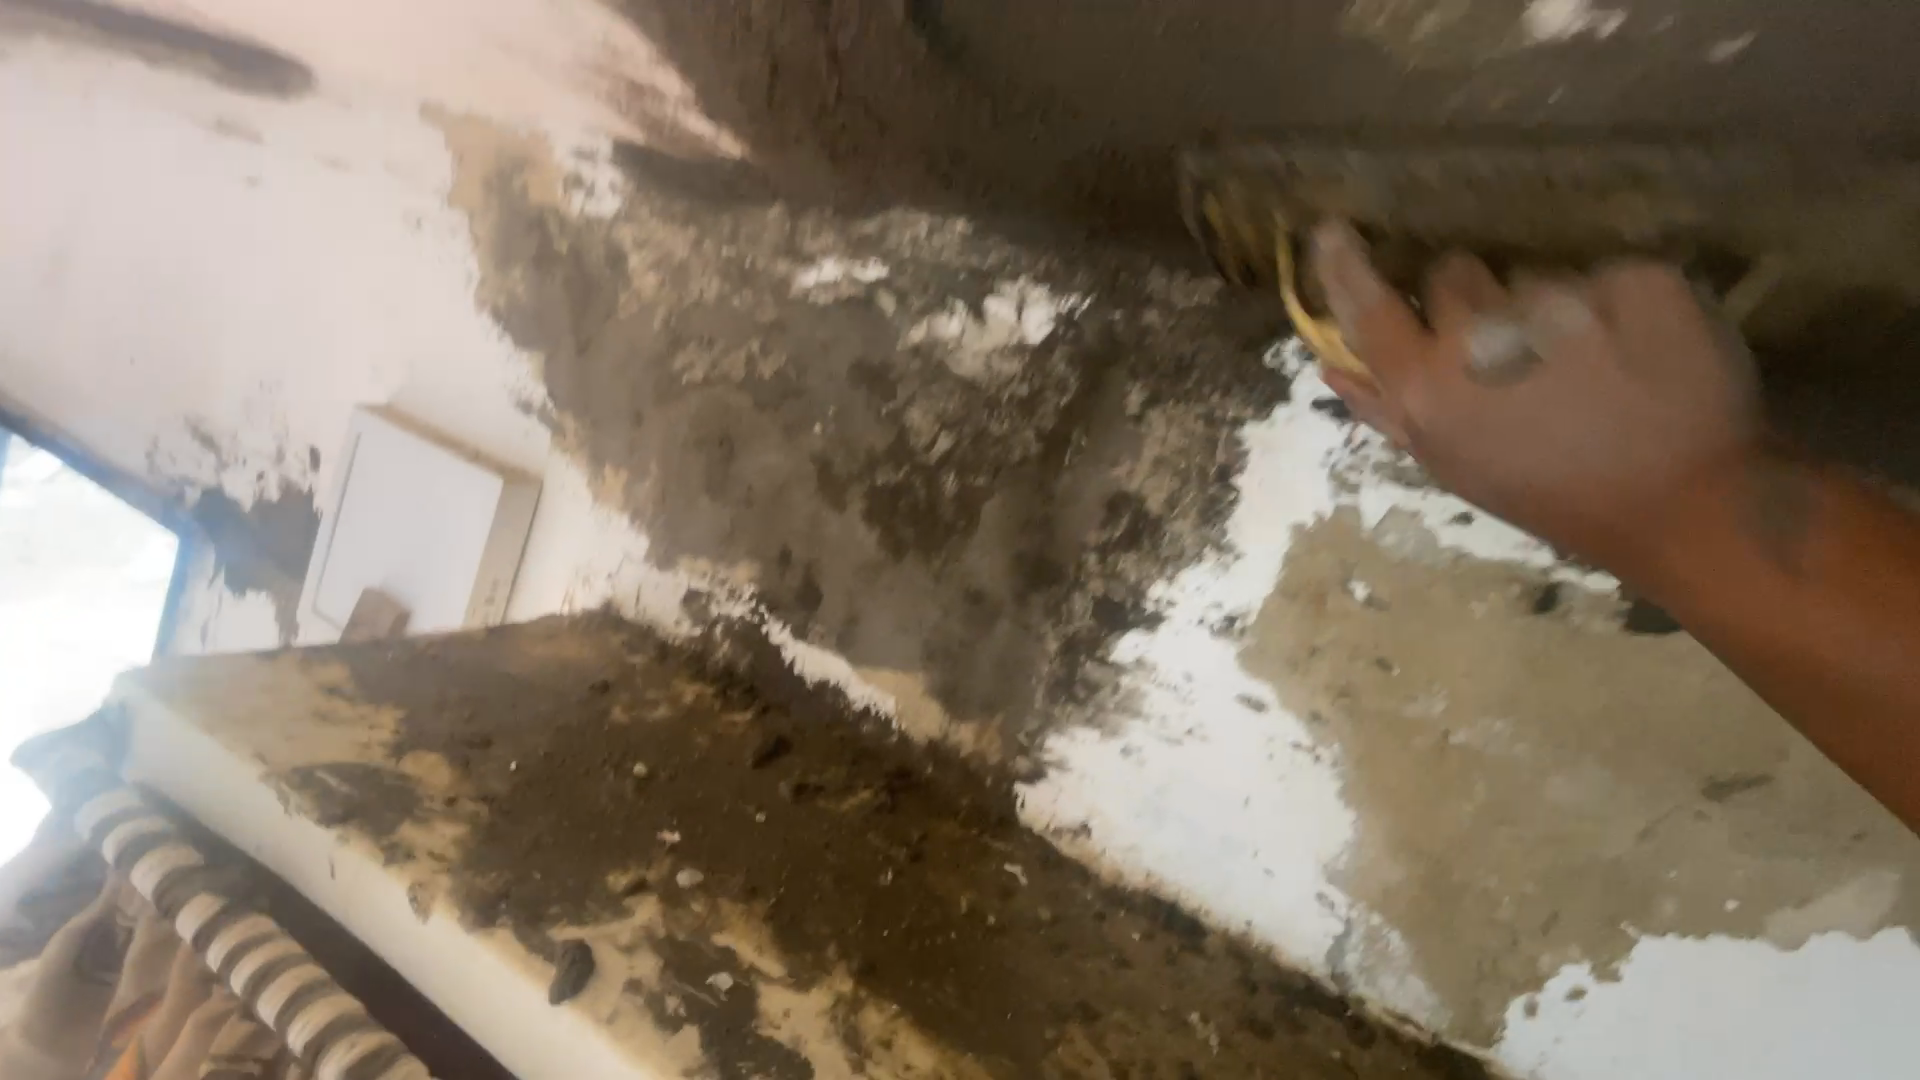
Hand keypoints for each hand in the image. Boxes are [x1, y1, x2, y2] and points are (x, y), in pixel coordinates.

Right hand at [1310, 220, 1762, 570]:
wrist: (1673, 501)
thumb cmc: (1536, 491)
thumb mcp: (1444, 461)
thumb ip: (1382, 408)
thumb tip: (1331, 364)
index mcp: (1426, 384)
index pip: (1367, 308)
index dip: (1345, 269)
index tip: (1333, 233)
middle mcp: (1480, 334)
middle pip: (1451, 274)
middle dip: (1466, 300)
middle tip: (1500, 347)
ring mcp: (1561, 302)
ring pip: (1528, 275)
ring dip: (1538, 306)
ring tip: (1574, 359)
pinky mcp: (1637, 281)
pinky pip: (1601, 274)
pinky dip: (1610, 304)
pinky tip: (1627, 349)